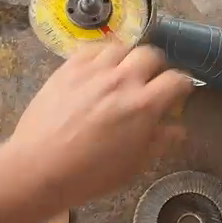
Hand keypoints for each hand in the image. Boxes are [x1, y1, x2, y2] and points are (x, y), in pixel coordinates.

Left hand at [9, 44, 192, 208]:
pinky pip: (92, 50)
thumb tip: (177, 129)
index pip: (176, 80)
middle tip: (151, 80)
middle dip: (157, 66)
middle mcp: (122, 80)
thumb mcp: (132, 165)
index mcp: (143, 105)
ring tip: (123, 72)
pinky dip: (102, 56)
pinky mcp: (68, 68)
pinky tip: (98, 69)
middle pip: (150, 54)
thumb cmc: (90, 175)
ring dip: (128, 58)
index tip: (180, 91)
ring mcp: (93, 71)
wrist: (39, 168)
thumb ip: (158, 142)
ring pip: (121, 47)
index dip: (183, 84)